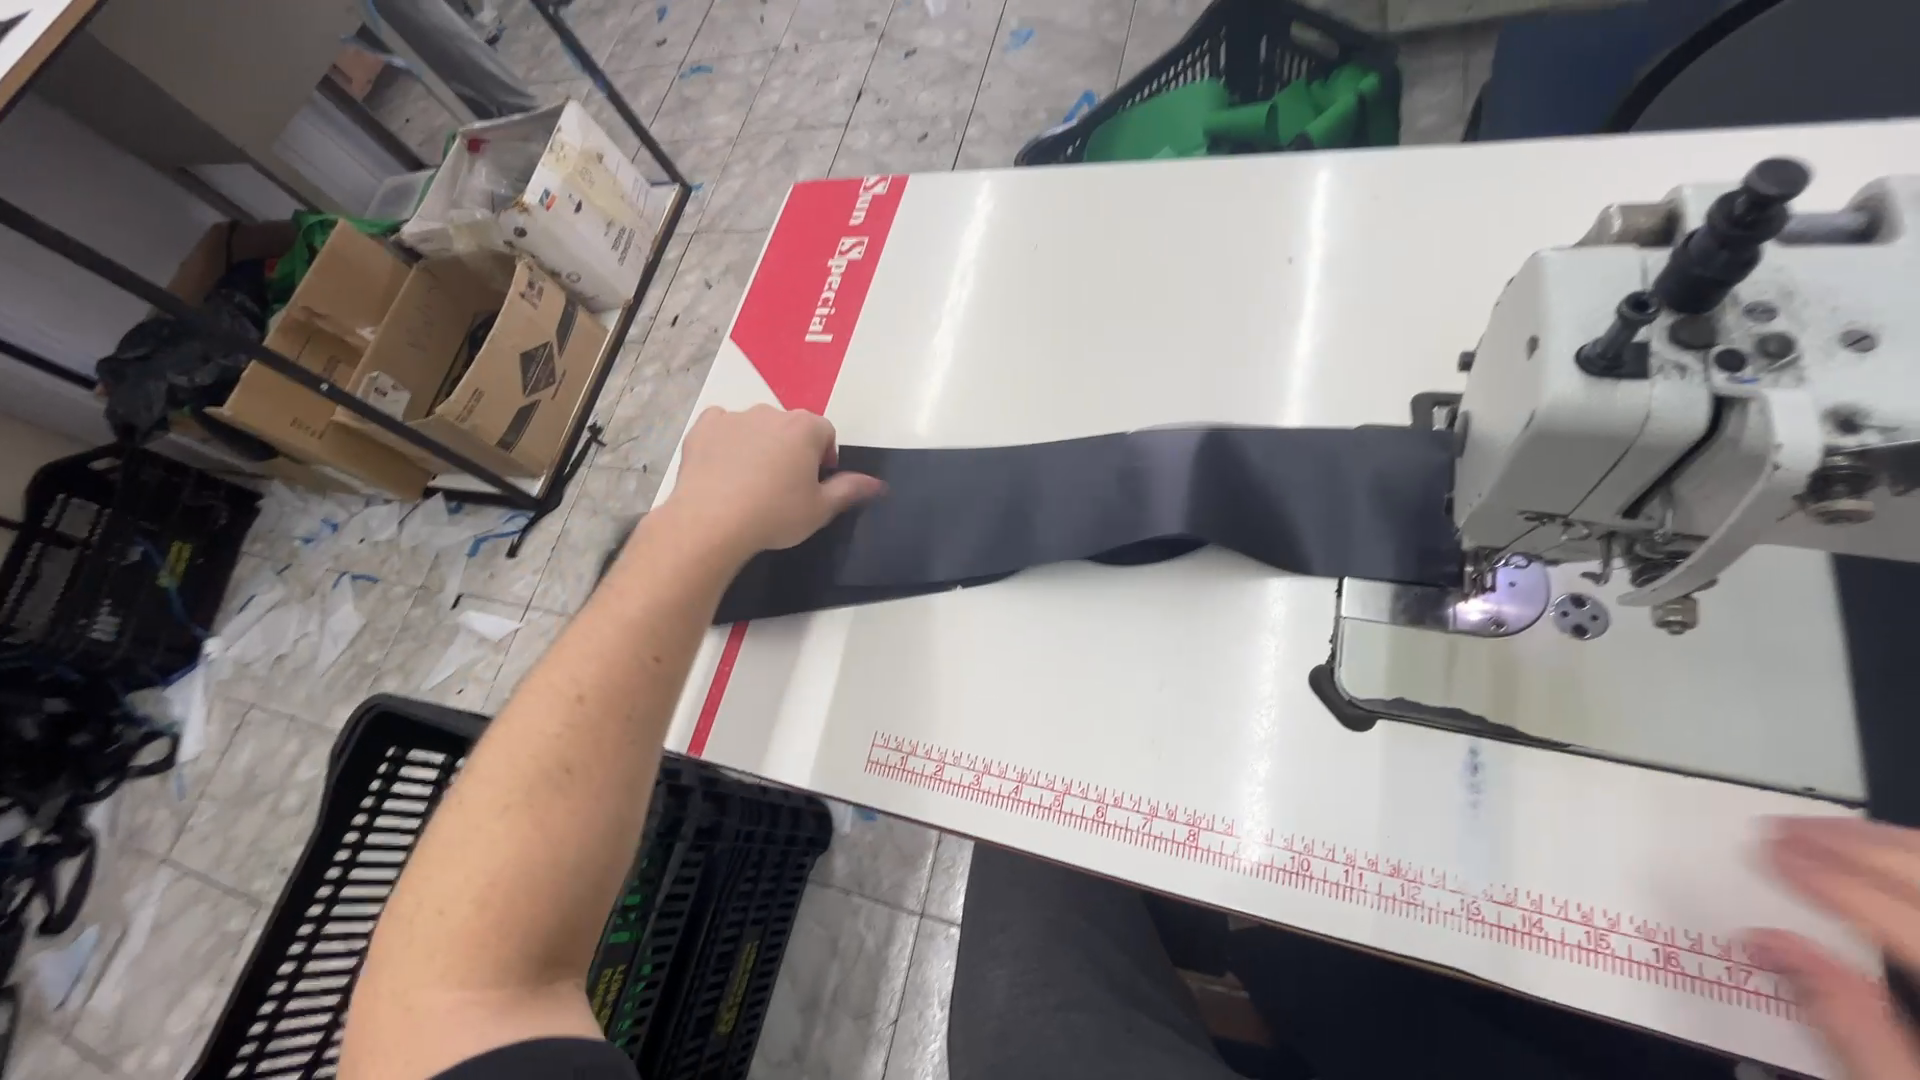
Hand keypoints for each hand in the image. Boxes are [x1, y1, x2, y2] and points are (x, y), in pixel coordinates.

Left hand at [661, 405, 884, 560]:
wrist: (711, 521)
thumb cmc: (775, 515)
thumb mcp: (820, 509)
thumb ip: (851, 490)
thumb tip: (878, 483)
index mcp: (805, 428)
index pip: (826, 433)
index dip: (823, 458)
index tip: (813, 484)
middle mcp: (772, 413)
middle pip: (791, 427)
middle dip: (791, 449)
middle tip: (783, 486)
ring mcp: (735, 417)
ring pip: (756, 426)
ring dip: (760, 444)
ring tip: (750, 482)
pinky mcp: (703, 427)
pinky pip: (721, 426)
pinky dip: (726, 441)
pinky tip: (722, 468)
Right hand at [1750, 818, 1919, 1078]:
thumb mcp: (1893, 1079)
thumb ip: (1839, 1018)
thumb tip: (1766, 943)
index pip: (1899, 921)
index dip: (1829, 881)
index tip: (1770, 853)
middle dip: (1851, 846)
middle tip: (1783, 828)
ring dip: (1882, 843)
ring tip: (1822, 828)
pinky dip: (1908, 857)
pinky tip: (1880, 849)